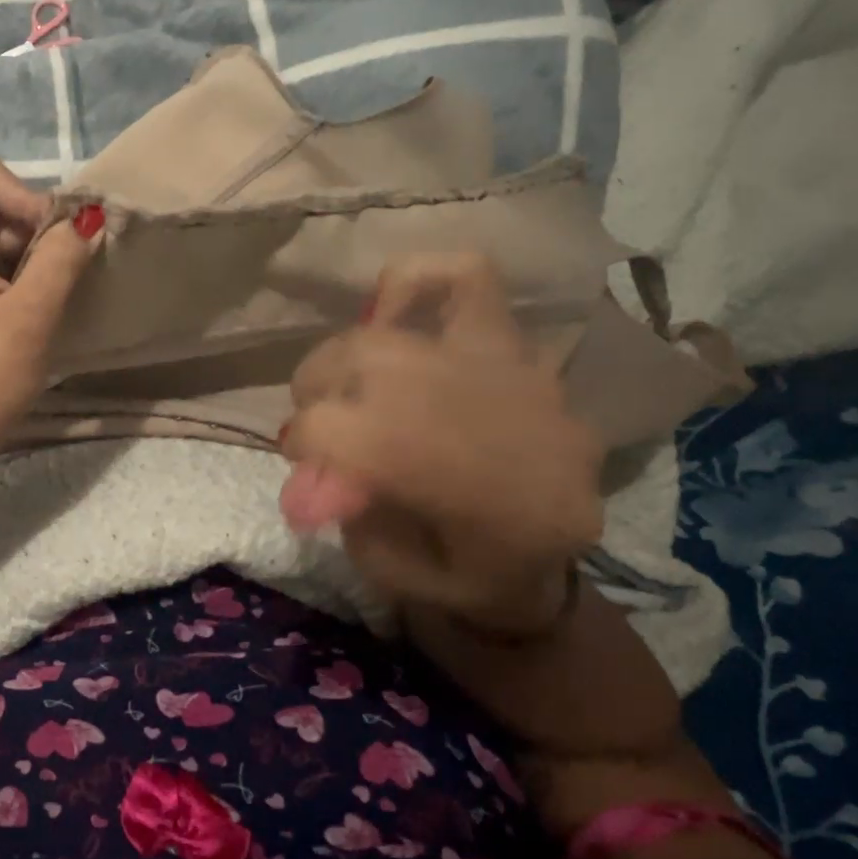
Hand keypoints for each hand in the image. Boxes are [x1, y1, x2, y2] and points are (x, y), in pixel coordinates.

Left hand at [0, 155, 97, 533]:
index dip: (26, 196)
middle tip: (62, 272)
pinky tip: (43, 302)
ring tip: (54, 293)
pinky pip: (2, 260)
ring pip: (4, 232)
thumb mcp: (29, 320)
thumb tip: (90, 214)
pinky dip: (29, 272)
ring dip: (37, 253)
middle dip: (37, 228)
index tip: (52, 242)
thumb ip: (59, 259)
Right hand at [280, 253, 604, 636]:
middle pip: (362, 365)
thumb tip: (305, 467)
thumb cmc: (471, 576)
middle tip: (318, 430)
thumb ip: (349, 516)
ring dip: (343, 358)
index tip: (304, 479)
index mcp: (477, 493)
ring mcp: (513, 373)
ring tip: (342, 386)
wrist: (554, 561)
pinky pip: (465, 282)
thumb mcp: (400, 576)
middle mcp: (497, 415)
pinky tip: (388, 316)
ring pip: (391, 333)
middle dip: (315, 394)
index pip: (346, 434)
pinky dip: (413, 285)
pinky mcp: (516, 349)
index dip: (304, 450)